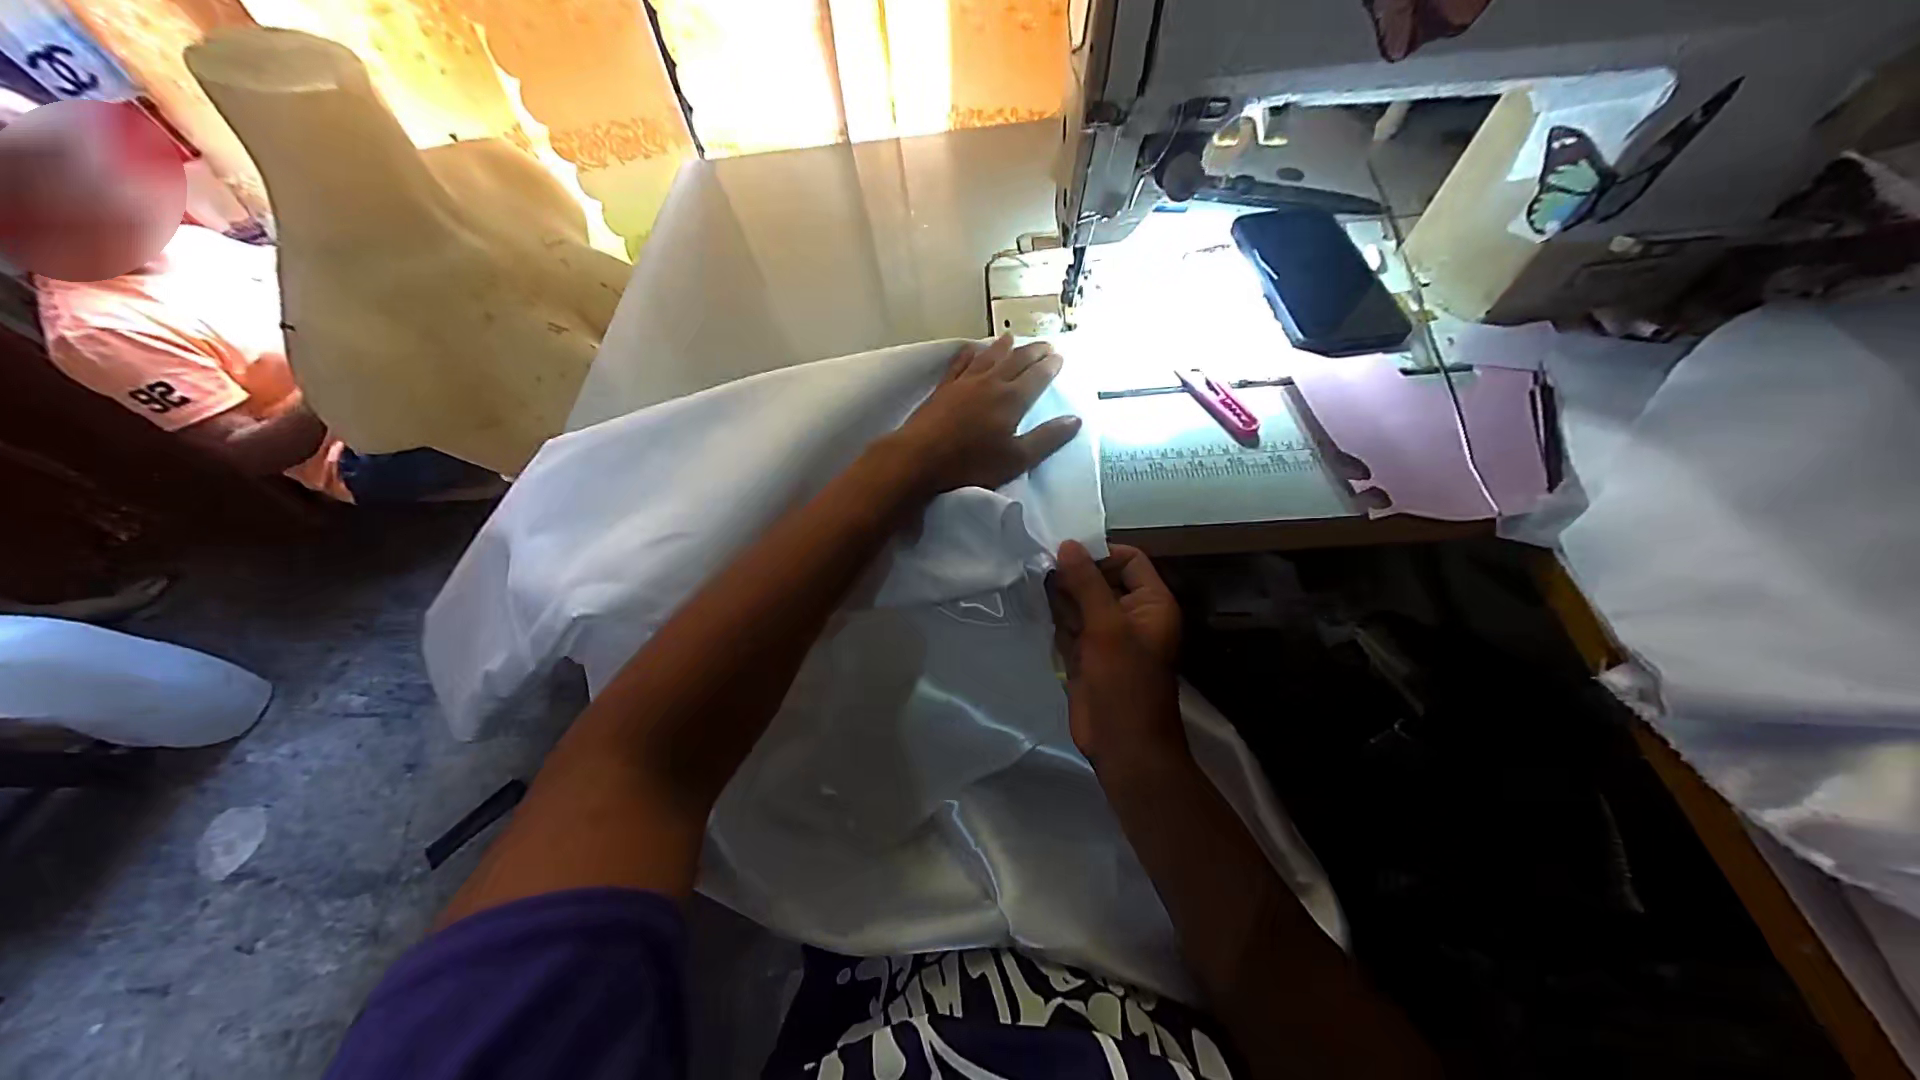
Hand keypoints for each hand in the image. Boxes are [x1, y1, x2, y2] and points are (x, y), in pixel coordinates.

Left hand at [892, 335, 1082, 494]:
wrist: (919, 458)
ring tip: (1012, 337)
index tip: (1059, 357)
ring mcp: (964, 383)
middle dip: (1033, 352)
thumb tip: (1075, 419)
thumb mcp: (1016, 459)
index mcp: (1012, 400)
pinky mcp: (943, 388)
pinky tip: (972, 349)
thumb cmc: (971, 463)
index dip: (1050, 367)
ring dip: (1003, 347)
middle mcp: (990, 384)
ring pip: (989, 357)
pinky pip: (960, 363)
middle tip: (1045, 344)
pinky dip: (970, 353)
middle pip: (1016, 361)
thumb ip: (1047, 438)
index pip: (1037, 377)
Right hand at [1047, 540, 1185, 771]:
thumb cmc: (1125, 684)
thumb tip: (1067, 545)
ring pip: (1080, 601)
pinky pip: (1068, 624)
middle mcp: (1130, 613)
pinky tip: (1032, 604)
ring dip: (1058, 593)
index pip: (1129, 559)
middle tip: (1037, 563)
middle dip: (1072, 573)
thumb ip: (1087, 583)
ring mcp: (1106, 635)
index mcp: (1151, 603)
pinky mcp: (1085, 653)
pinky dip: (1053, 616)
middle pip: (1100, 578)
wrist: (1123, 745)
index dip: (1099, 553)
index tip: (1064, 554)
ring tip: (1031, 580)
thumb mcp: (1107, 628)